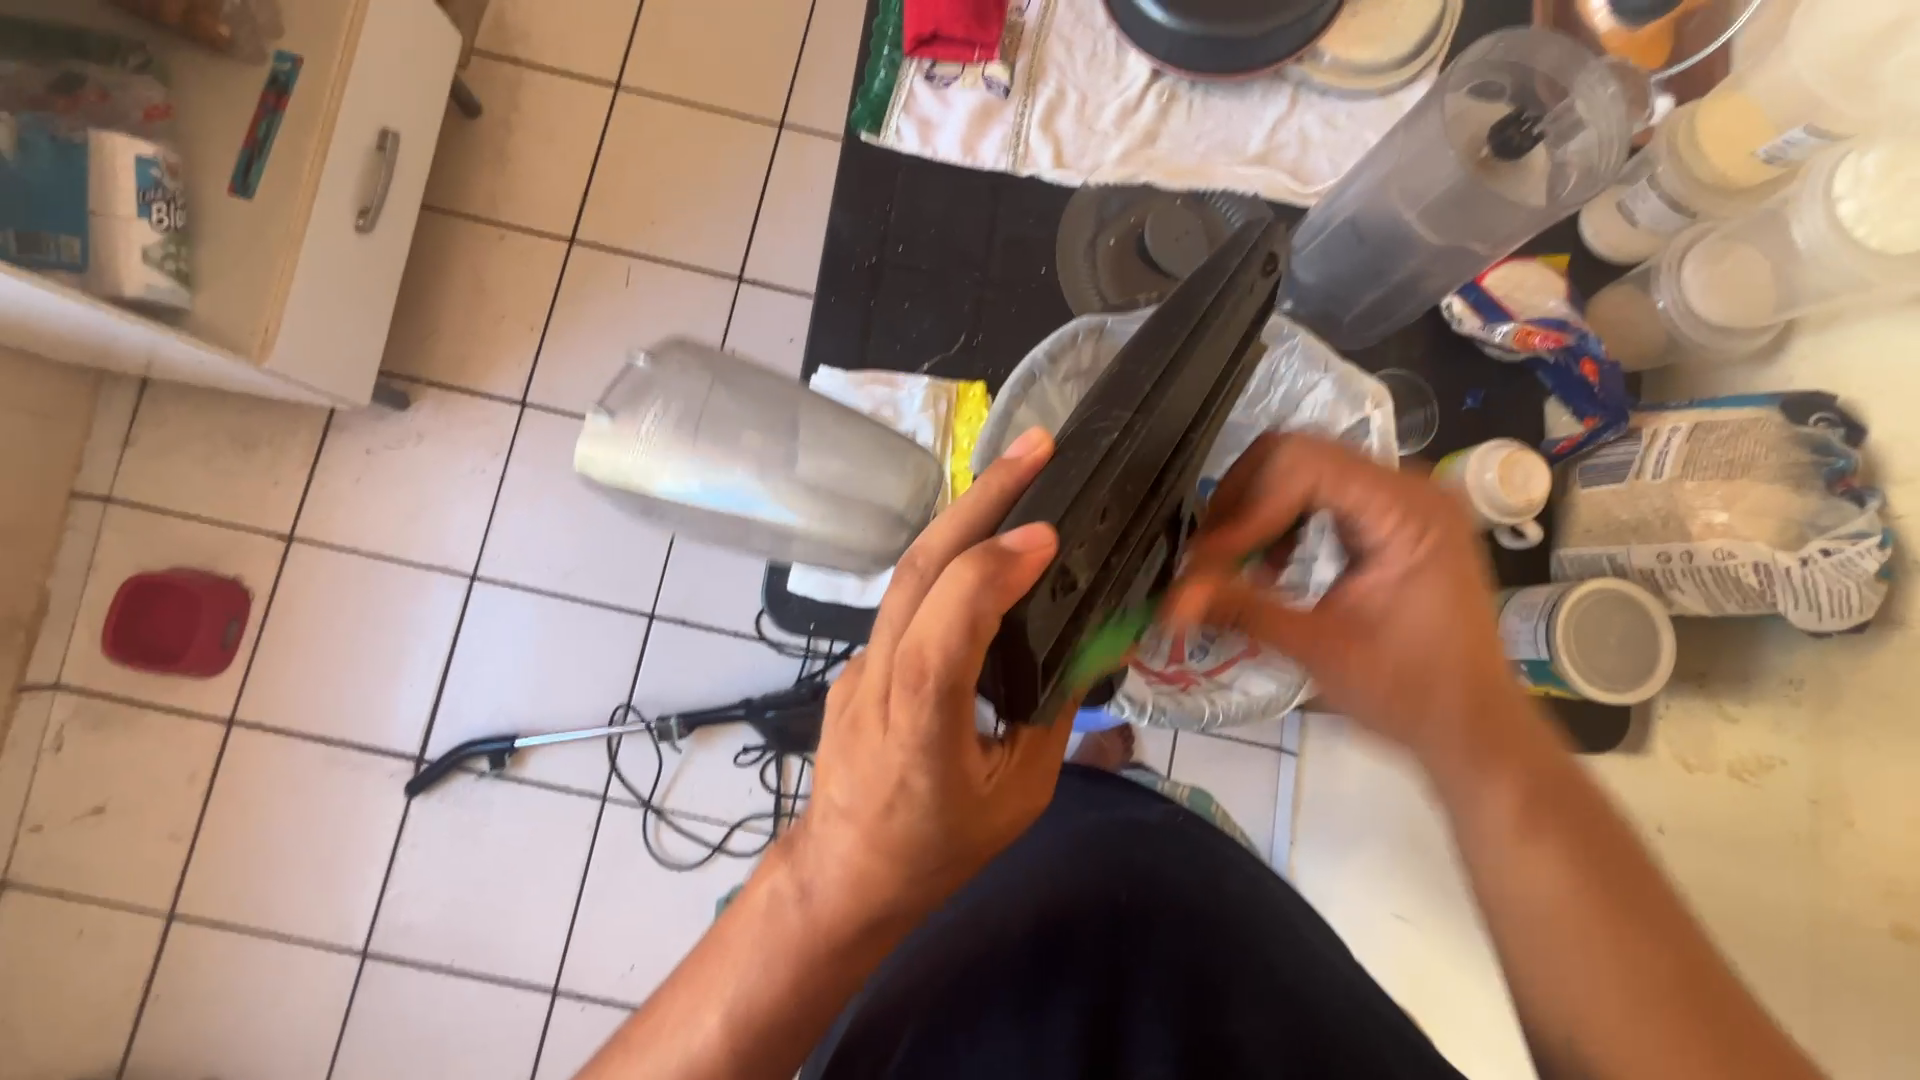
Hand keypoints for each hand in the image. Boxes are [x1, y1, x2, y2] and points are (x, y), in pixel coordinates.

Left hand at [785, 426, 1075, 923]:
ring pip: (906, 572)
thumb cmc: (937, 848)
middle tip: (1036, 446)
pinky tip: (985, 537)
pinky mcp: (856, 660)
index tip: (1047, 537)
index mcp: (919, 729)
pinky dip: (949, 555)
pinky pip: (905, 596)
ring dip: (964, 514)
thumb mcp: (1018, 798)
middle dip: (980, 498)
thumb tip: (1081, 649)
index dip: (990, 576)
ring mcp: (858, 665)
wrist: (845, 873)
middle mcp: (877, 681)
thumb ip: (1050, 717)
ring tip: (1017, 472)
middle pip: (917, 571)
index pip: (942, 634)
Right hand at [1165, 433, 1531, 761]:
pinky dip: (1281, 522)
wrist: (1473, 727)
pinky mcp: (1393, 519)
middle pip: (1295, 455)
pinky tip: (1270, 566)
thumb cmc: (1409, 692)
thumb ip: (1242, 610)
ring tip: (1234, 564)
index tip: (1208, 564)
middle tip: (1210, 556)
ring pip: (1302, 470)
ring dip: (1255, 512)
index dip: (1242, 509)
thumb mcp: (1317, 649)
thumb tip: (1171, 600)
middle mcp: (1407, 487)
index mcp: (1403, 509)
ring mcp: (1403, 500)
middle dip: (1239, 503)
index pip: (1298, 465)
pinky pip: (1320, 494)